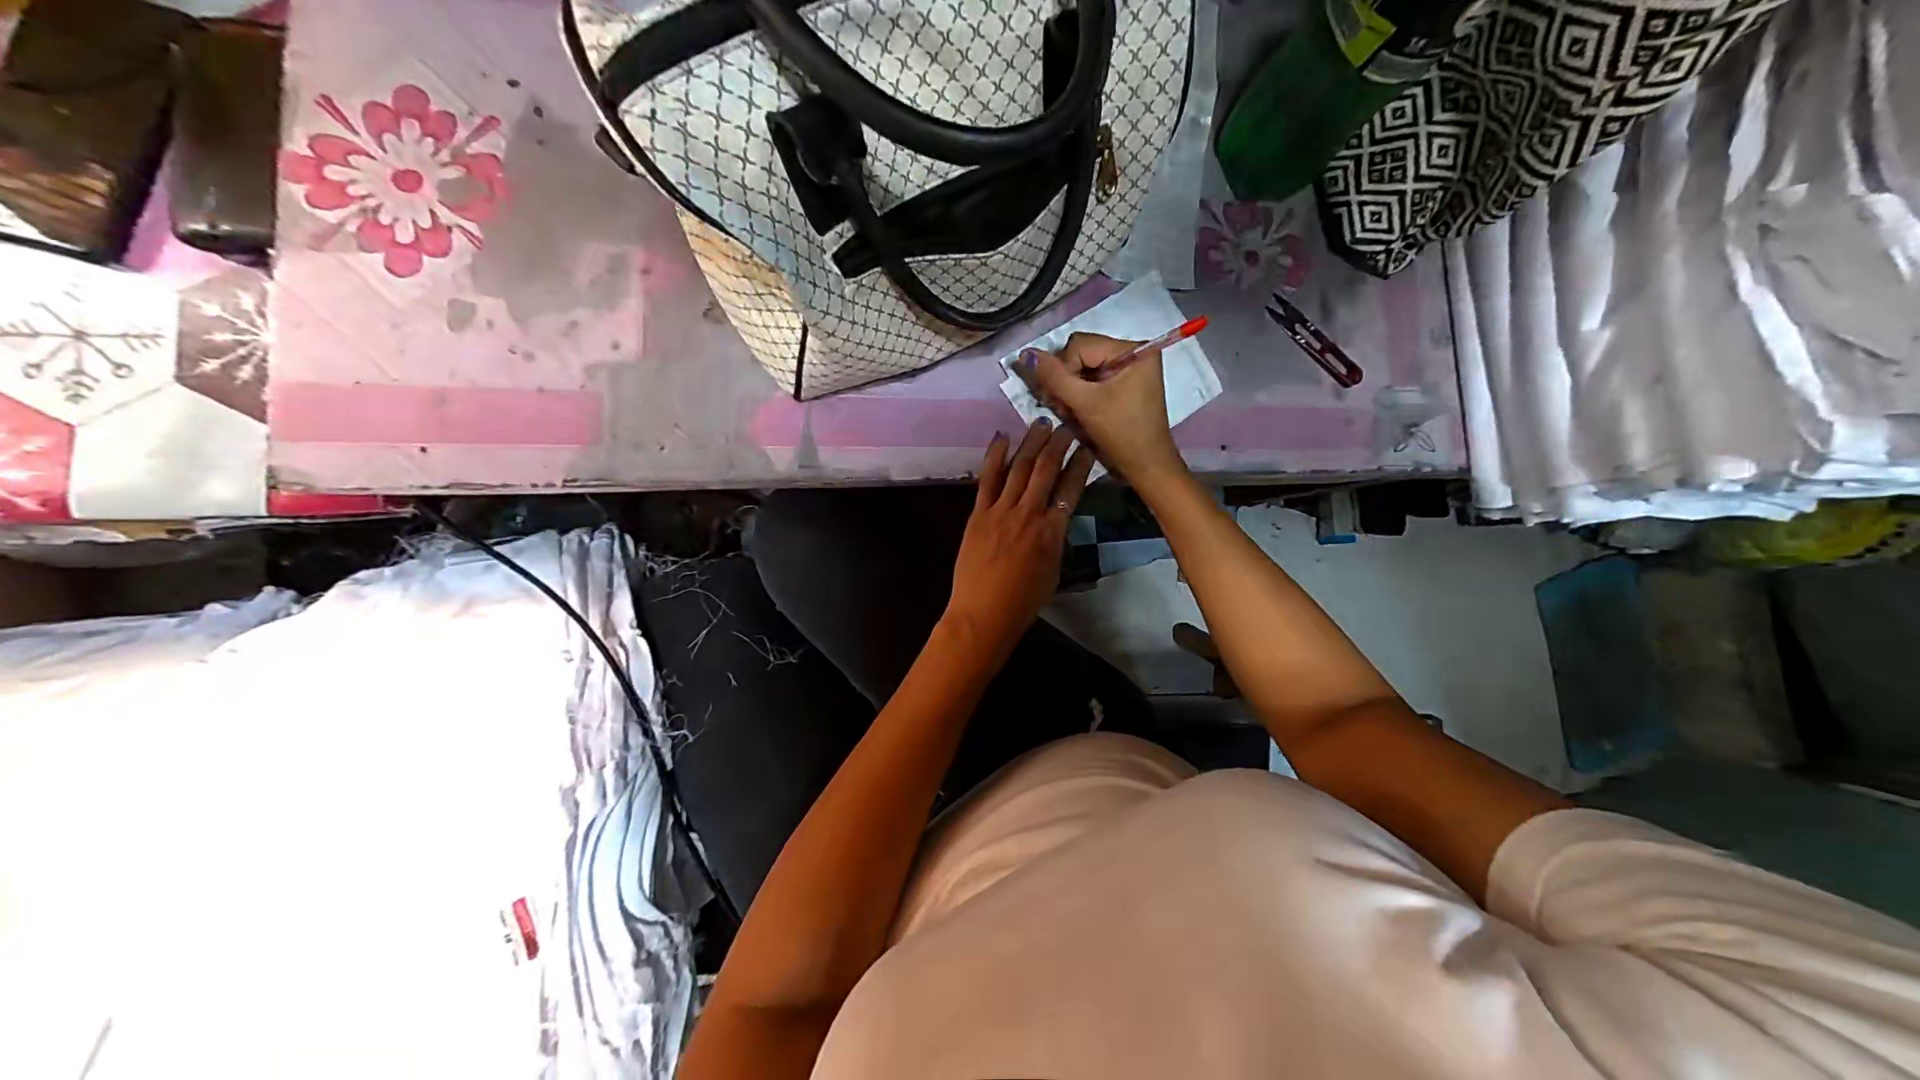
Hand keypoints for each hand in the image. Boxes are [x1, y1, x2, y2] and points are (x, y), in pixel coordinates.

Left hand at [945, 418, 1095, 653]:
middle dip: (1058, 443)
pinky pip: (988, 480)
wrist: (984, 614)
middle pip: (1046, 469)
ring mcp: (1001, 511)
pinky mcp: (979, 514)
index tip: (1087, 445)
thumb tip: (1055, 520)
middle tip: (1066, 425)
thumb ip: (1055, 539)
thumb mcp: (1053, 570)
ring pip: (1019, 468)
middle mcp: (1029, 514)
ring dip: (1031, 442)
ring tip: (1041, 422)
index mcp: (1053, 531)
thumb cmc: (1024, 601)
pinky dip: (995, 456)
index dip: (1081, 464)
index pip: (1071, 488)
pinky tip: (1002, 437)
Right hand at [1018, 332, 1186, 488]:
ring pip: (1083, 367)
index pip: (1079, 345)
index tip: (1061, 400)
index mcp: (1132, 349)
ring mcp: (1129, 368)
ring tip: (1068, 411)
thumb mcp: (1084, 403)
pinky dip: (1080, 393)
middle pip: (1081, 353)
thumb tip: (1026, 353)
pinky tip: (1077, 410)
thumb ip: (1054, 377)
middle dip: (1066, 379)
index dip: (1063, 370)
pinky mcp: (1125, 383)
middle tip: (1061, 407)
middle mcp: (1133, 352)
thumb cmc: (1120, 434)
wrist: (1146, 466)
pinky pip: (1093, 378)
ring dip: (1070, 389)